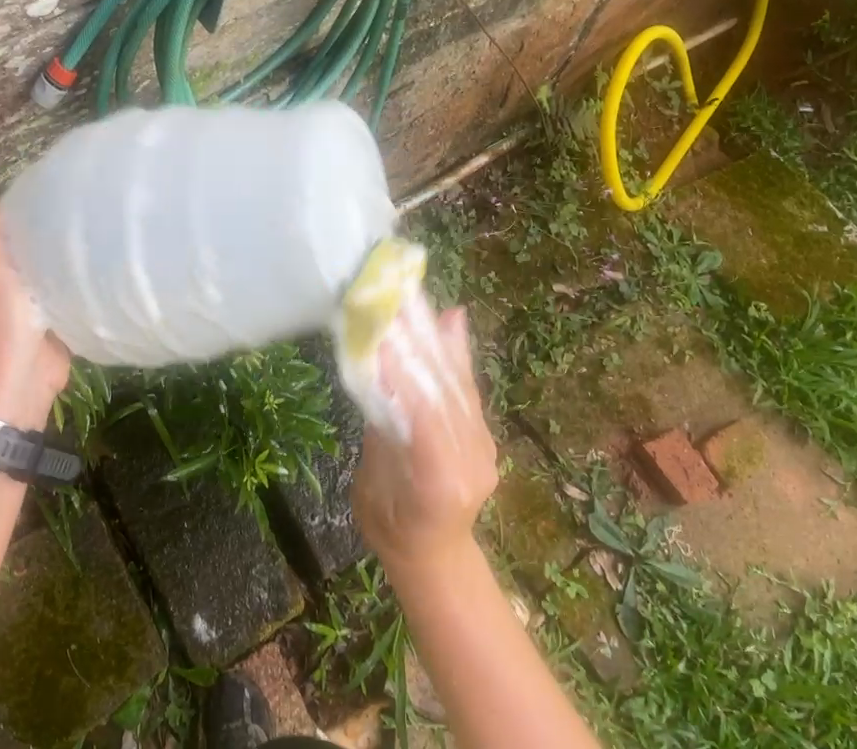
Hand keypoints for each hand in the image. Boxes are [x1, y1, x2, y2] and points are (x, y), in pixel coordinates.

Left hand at [0, 200, 69, 427]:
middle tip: (59, 220)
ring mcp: (11, 300)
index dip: (4, 213)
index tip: (35, 205)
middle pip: (8, 244)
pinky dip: (59, 278)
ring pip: (30, 264)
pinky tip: (78, 268)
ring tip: (72, 239)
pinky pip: (48, 287)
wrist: (19, 378)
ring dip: (47, 255)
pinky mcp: (37, 315)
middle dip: (29, 232)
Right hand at [352, 306, 497, 575]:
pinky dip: (455, 356)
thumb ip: (382, 432)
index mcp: (440, 482)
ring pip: (459, 386)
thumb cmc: (389, 529)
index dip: (405, 376)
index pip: (425, 418)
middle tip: (400, 299)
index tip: (383, 335)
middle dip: (421, 343)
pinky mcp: (485, 438)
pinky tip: (451, 321)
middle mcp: (474, 460)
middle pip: (446, 393)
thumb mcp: (372, 487)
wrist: (432, 557)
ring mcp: (484, 448)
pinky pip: (467, 392)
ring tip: (419, 299)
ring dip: (437, 341)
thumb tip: (380, 376)